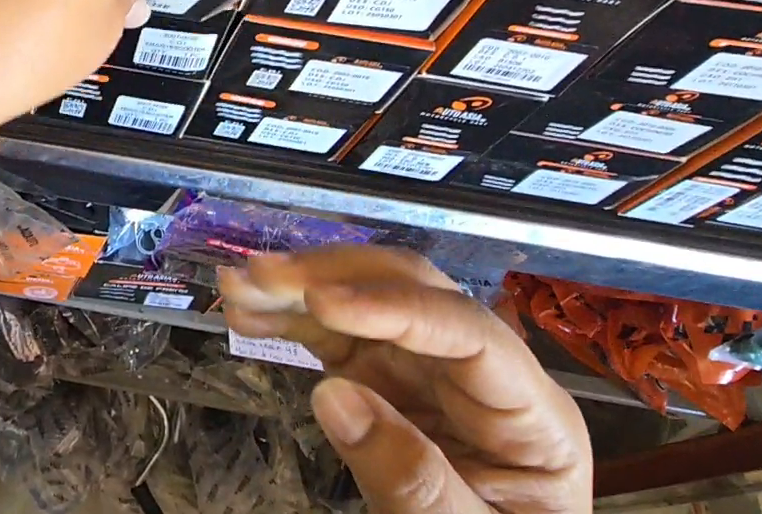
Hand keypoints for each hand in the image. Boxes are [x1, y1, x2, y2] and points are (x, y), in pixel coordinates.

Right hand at [220, 247, 591, 513]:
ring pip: (359, 298)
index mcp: (527, 410)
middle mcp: (472, 368)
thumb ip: (415, 485)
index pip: (464, 331)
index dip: (390, 308)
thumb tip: (333, 397)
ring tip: (235, 284)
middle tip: (261, 275)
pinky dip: (285, 319)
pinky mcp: (378, 374)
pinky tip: (244, 314)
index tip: (319, 303)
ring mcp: (422, 367)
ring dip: (294, 287)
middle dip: (331, 276)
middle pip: (408, 290)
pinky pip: (329, 333)